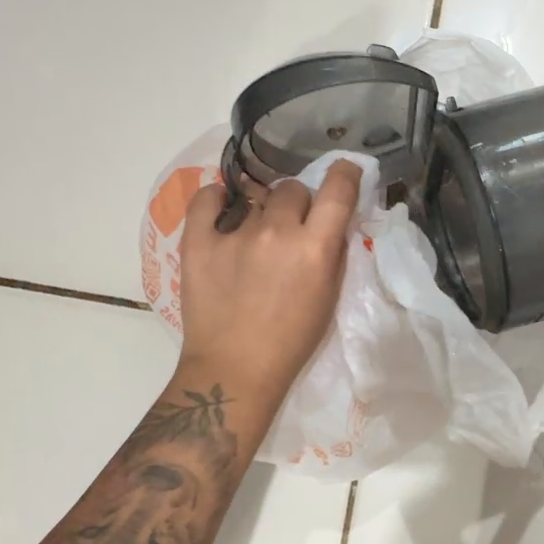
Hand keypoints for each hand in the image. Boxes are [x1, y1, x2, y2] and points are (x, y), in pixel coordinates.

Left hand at [177, 160, 361, 393]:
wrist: (236, 370)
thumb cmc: (292, 342)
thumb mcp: (328, 299)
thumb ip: (333, 255)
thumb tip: (330, 225)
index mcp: (315, 248)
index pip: (338, 189)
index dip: (345, 174)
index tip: (344, 173)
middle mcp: (277, 231)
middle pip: (293, 189)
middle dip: (298, 203)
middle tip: (293, 228)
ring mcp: (235, 233)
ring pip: (256, 195)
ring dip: (263, 208)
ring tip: (256, 232)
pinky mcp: (198, 240)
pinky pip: (206, 199)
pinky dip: (216, 198)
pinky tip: (221, 208)